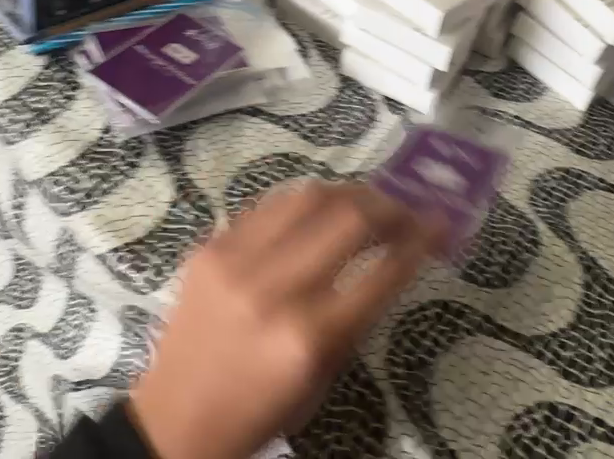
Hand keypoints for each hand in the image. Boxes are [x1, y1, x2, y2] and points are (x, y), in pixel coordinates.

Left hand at [128, 181, 444, 458]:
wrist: (174, 419)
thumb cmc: (261, 409)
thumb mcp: (322, 375)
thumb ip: (357, 313)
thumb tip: (391, 254)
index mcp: (308, 337)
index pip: (381, 272)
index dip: (420, 240)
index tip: (439, 224)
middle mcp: (273, 290)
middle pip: (348, 218)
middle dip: (390, 207)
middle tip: (406, 210)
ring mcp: (235, 260)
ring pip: (308, 195)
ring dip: (349, 193)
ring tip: (366, 202)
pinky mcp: (209, 246)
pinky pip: (268, 204)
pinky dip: (303, 202)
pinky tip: (317, 210)